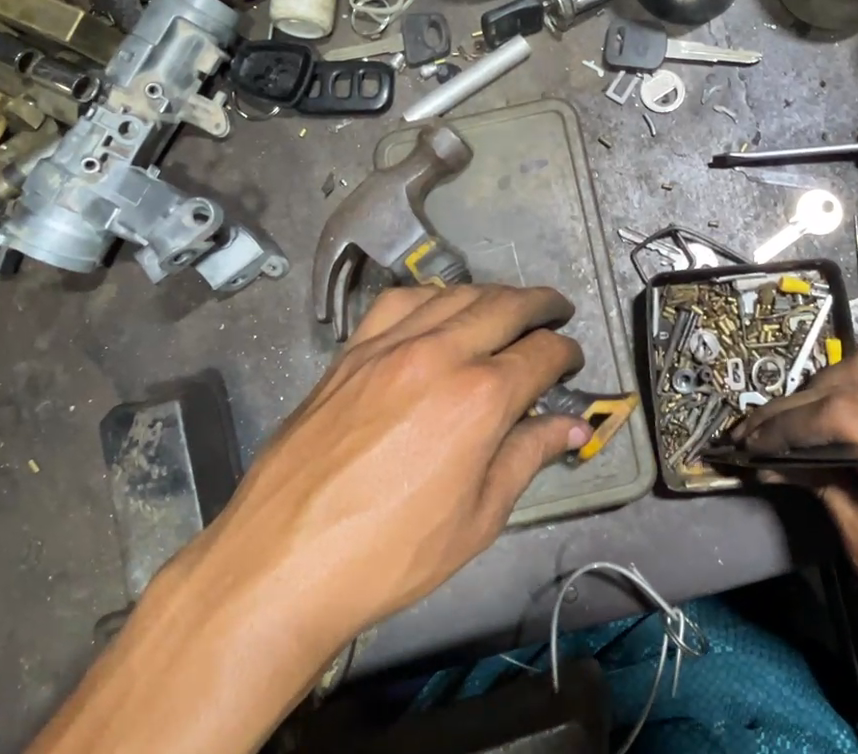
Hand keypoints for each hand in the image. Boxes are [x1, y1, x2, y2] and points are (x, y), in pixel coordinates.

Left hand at [169, 285, 590, 649]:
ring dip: (491, 295)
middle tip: (558, 311)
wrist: (283, 562)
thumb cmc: (393, 554)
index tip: (573, 361)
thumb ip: (528, 456)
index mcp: (480, 398)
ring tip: (508, 306)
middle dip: (541, 305)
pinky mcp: (350, 355)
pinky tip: (438, 312)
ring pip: (453, 296)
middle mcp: (438, 355)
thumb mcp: (479, 517)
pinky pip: (398, 304)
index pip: (541, 354)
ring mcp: (388, 348)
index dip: (566, 353)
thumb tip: (573, 426)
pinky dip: (431, 298)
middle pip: (503, 307)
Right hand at [731, 346, 857, 659]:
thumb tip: (770, 458)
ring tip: (799, 419)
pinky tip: (838, 410)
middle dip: (798, 404)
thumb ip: (824, 490)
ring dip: (827, 384)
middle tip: (762, 432)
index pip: (844, 416)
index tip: (753, 442)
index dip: (788, 423)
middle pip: (856, 380)